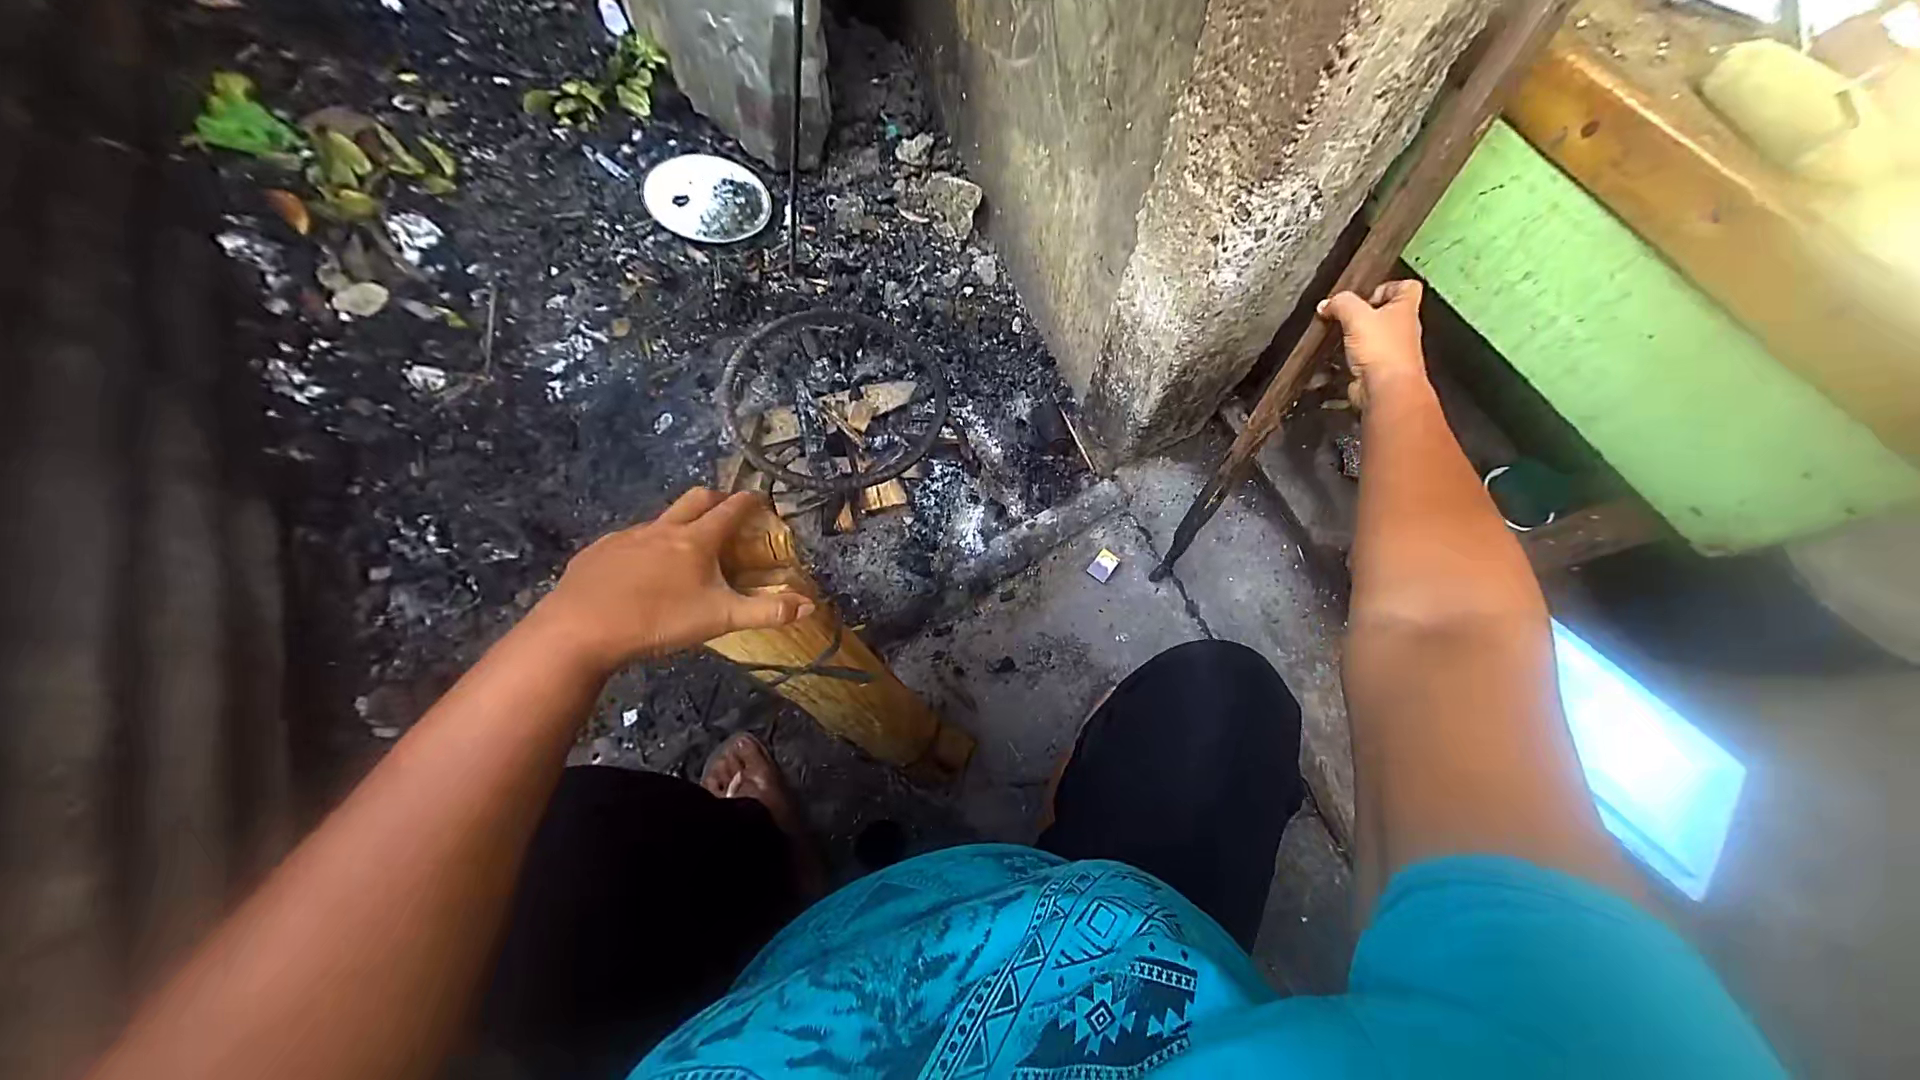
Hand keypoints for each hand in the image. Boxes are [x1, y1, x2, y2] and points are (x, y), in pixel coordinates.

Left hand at [526, 489, 814, 671]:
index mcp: (696, 541)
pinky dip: (645, 545)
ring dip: (679, 524)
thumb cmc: (657, 621)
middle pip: (696, 499)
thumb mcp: (720, 619)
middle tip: (727, 511)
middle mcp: (662, 529)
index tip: (761, 498)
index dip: (749, 501)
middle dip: (716, 499)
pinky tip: (639, 571)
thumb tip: (809, 605)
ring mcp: (626, 537)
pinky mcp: (597, 552)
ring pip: (660, 519)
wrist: (578, 630)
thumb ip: (766, 612)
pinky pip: (629, 539)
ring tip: (684, 549)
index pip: (730, 509)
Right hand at [1316, 279, 1427, 406]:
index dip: (1386, 287)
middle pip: (1385, 311)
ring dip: (1354, 334)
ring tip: (1336, 336)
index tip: (1364, 296)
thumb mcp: (1357, 316)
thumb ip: (1340, 304)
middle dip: (1362, 313)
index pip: (1407, 286)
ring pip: (1372, 334)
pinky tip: (1337, 356)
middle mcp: (1403, 328)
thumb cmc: (1380, 348)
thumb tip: (1326, 304)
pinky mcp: (1377, 368)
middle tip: (1343, 317)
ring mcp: (1391, 349)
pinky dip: (1350, 354)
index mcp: (1406, 309)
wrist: (1385, 388)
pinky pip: (1363, 355)